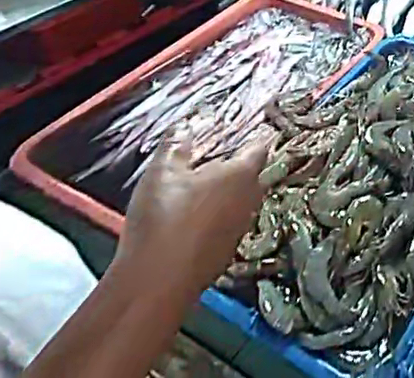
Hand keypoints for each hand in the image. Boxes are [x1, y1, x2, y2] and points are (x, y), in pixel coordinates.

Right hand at [116, 137, 270, 291]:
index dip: (257, 137)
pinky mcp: (225, 256)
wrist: (154, 286)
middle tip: (227, 157)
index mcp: (241, 175)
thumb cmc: (163, 217)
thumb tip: (186, 126)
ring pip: (243, 203)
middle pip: (255, 177)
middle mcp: (249, 201)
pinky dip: (220, 218)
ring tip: (210, 186)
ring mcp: (239, 232)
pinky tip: (199, 221)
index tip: (255, 129)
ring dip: (232, 194)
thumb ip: (176, 145)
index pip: (260, 148)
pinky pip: (230, 227)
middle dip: (245, 167)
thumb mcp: (162, 172)